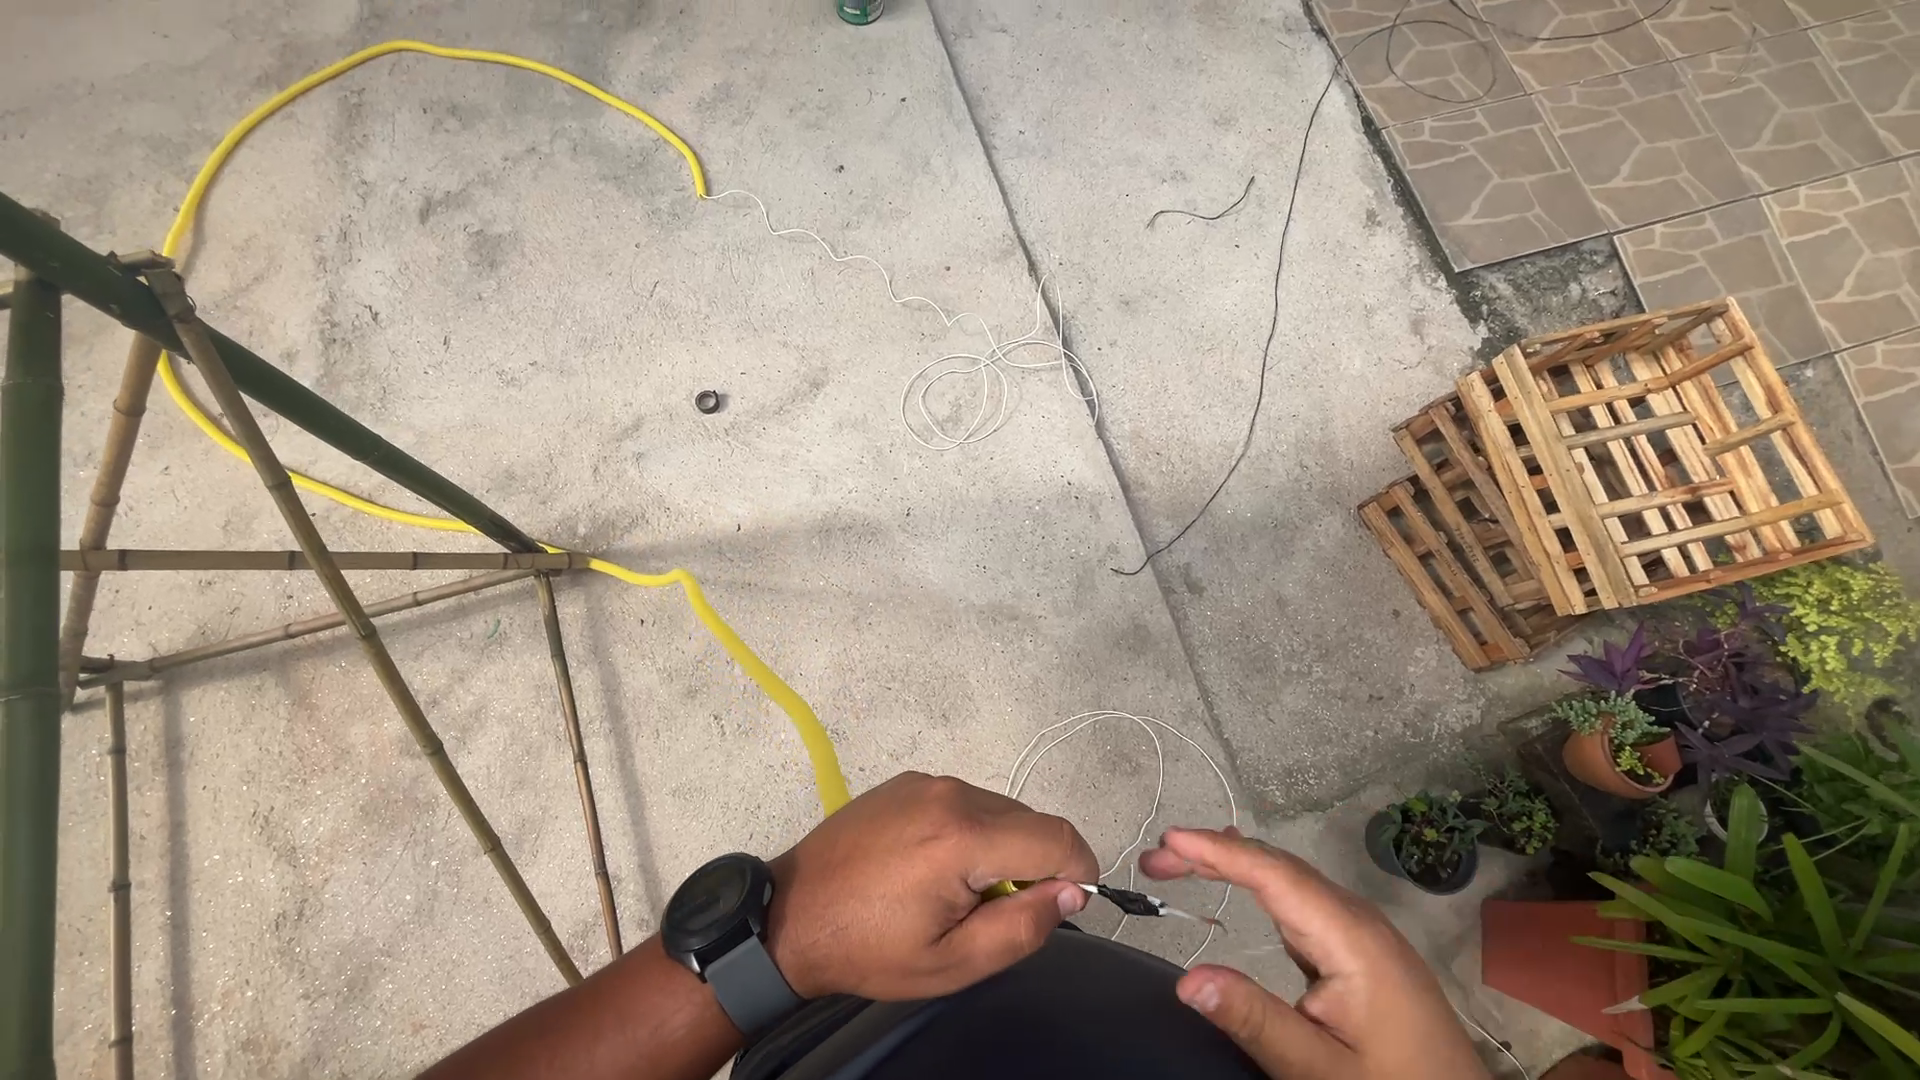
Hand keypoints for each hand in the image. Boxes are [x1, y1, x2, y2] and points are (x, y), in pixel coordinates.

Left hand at [765, 771, 1098, 1001]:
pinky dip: (970, 831)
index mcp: (963, 836)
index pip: (1058, 836)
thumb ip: (1022, 926)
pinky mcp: (909, 780)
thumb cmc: (869, 948)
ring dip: (1000, 848)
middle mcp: (951, 793)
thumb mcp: (952, 962)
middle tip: (990, 911)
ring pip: (1000, 810)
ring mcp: (927, 781)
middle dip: (1033, 866)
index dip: (1077, 872)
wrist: (790, 913)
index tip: (1059, 906)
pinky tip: (932, 866)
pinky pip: (965, 801)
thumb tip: (1070, 891)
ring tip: (955, 891)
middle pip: (1030, 821)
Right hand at [1140, 827, 1488, 1079]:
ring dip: (1234, 864)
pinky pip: (1301, 899)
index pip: (1272, 874)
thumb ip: (1256, 1021)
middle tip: (1155, 859)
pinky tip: (1243, 880)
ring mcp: (1362, 933)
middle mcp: (1356, 921)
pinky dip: (1259, 882)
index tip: (1167, 840)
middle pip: (1278, 867)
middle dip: (1215, 852)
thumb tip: (1185, 980)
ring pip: (1289, 878)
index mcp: (1351, 938)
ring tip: (1181, 860)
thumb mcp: (1323, 1071)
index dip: (1217, 852)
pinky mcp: (1361, 950)